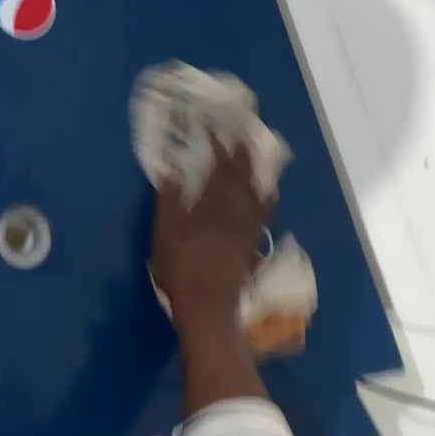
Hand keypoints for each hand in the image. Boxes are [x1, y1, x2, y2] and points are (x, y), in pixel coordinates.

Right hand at [151, 139, 272, 336]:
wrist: (208, 306)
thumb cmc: (181, 270)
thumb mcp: (165, 234)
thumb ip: (170, 200)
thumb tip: (172, 169)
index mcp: (211, 206)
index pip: (219, 168)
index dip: (218, 147)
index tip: (213, 129)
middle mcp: (234, 212)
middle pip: (243, 175)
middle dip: (242, 151)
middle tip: (242, 131)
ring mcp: (246, 227)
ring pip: (256, 190)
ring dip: (256, 168)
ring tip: (256, 152)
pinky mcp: (251, 241)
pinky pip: (263, 210)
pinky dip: (265, 194)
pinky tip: (268, 190)